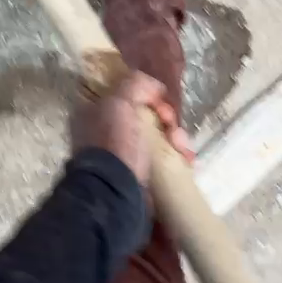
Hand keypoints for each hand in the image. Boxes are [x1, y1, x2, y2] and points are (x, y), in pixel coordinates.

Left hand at [70, 71, 193, 184]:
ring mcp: (123, 155)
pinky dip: (177, 159)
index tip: (161, 100)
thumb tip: (155, 86)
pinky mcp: (140, 176)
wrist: (116, 196)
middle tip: (173, 129)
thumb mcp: (119, 103)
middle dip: (167, 120)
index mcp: (94, 111)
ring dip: (176, 140)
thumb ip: (135, 85)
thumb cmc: (114, 144)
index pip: (125, 93)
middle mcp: (106, 131)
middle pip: (145, 115)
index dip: (147, 94)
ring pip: (157, 137)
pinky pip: (162, 160)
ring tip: (184, 151)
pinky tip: (187, 162)